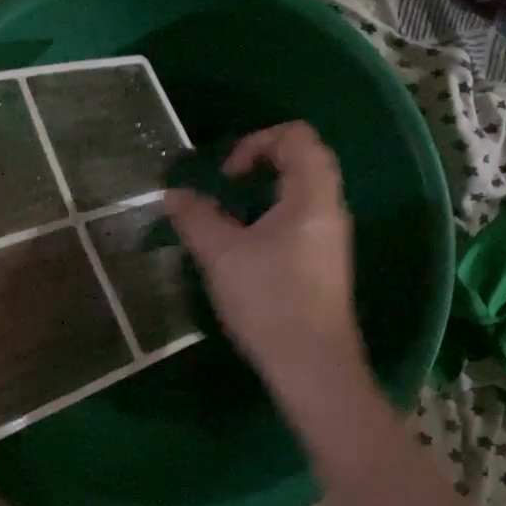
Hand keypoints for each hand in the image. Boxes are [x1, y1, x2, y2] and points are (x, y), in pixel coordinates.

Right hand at [162, 122, 363, 395]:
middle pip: (303, 158)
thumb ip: (196, 217)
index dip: (257, 141)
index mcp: (313, 195)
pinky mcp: (325, 262)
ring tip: (229, 217)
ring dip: (264, 191)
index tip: (227, 174)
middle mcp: (330, 208)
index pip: (297, 136)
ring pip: (302, 190)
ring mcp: (331, 237)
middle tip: (226, 187)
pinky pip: (302, 217)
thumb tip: (174, 194)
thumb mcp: (222, 255)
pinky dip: (272, 215)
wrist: (314, 369)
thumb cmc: (271, 302)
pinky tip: (245, 247)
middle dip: (260, 162)